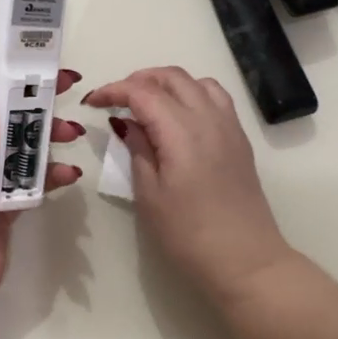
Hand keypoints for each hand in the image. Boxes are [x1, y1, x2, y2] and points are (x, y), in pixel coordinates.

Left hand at [0, 54, 84, 320]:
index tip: (20, 46)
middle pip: (5, 117)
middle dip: (34, 99)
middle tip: (68, 82)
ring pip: (24, 146)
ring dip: (48, 137)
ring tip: (74, 135)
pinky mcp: (8, 206)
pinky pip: (33, 181)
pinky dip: (51, 175)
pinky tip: (68, 175)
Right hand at [83, 67, 293, 303]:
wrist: (245, 261)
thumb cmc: (188, 234)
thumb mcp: (149, 195)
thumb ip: (137, 150)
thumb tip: (126, 123)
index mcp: (182, 131)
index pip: (143, 92)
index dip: (114, 90)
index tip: (92, 102)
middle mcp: (209, 119)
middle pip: (173, 77)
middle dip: (139, 79)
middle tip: (115, 99)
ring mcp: (229, 127)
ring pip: (197, 83)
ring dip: (168, 84)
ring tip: (146, 104)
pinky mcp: (240, 140)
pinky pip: (215, 99)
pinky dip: (191, 94)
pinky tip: (177, 118)